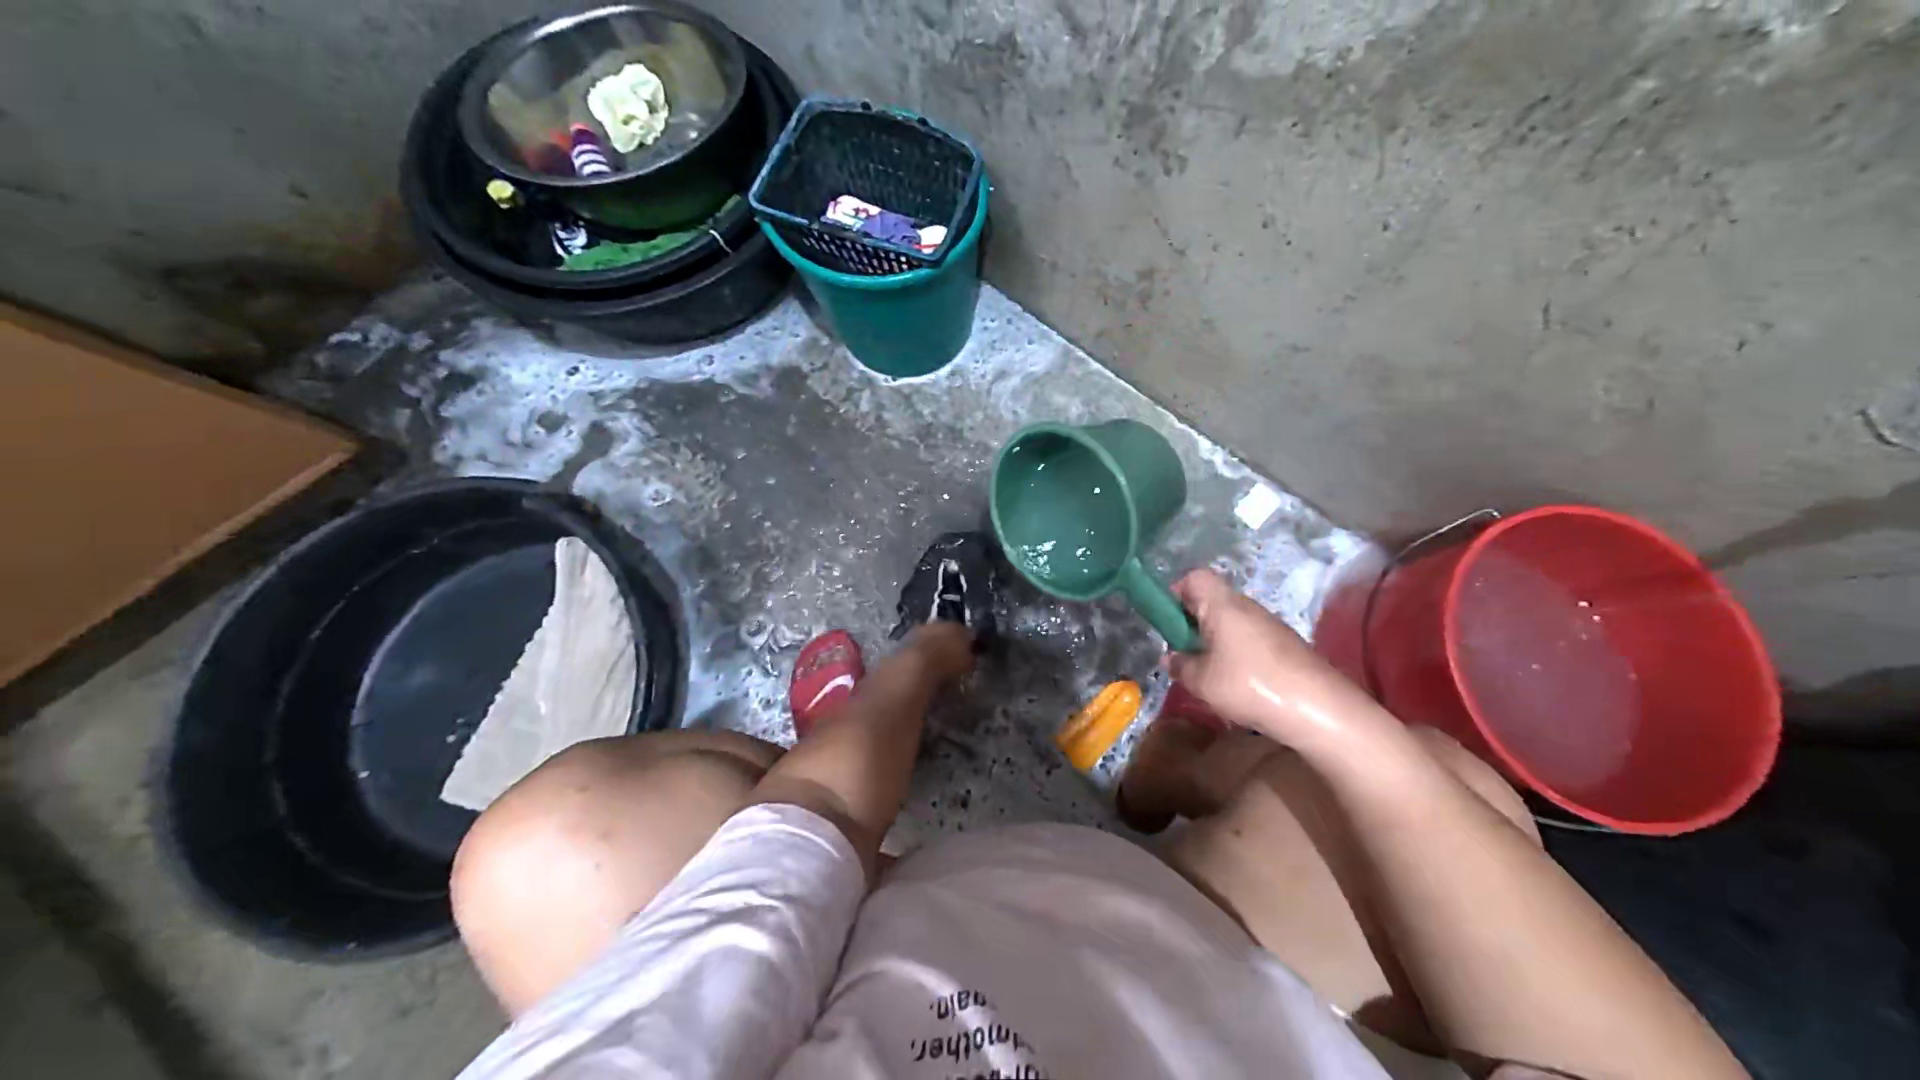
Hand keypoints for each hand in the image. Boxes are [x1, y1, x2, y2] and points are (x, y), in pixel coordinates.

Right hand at [1168, 570, 1387, 751]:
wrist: (1317, 708)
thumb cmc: (1249, 684)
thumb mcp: (1201, 680)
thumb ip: (1180, 665)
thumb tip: (1172, 657)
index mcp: (1222, 604)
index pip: (1194, 577)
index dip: (1176, 594)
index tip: (1168, 624)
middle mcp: (1246, 606)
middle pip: (1211, 600)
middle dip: (1193, 623)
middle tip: (1185, 654)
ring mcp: (1269, 624)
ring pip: (1230, 622)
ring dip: (1215, 642)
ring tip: (1210, 675)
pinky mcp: (1284, 644)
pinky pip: (1249, 638)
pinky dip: (1237, 654)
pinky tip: (1238, 684)